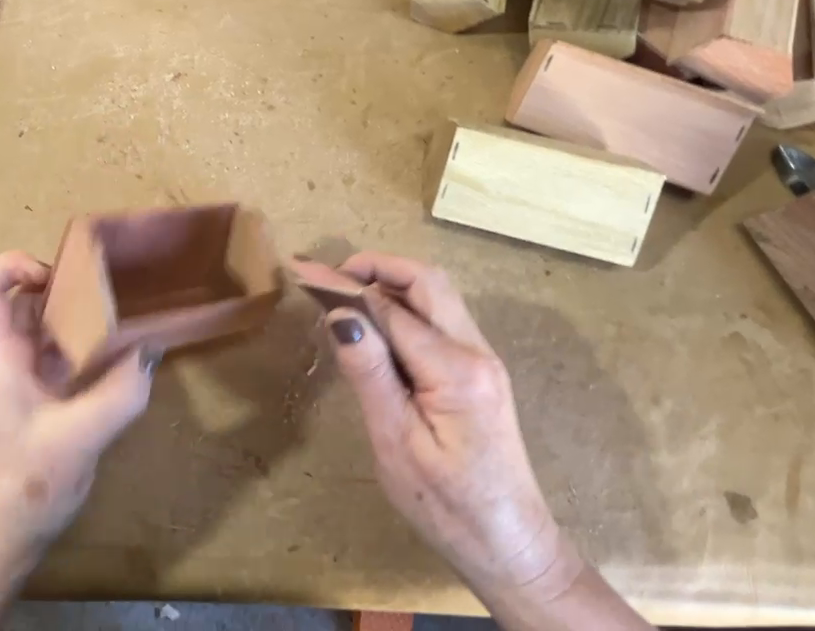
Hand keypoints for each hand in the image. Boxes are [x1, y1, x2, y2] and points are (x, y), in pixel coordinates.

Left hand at [0, 250, 157, 561]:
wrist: (1, 536)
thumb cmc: (26, 484)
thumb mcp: (81, 438)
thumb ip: (119, 393)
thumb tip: (150, 351)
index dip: (12, 265)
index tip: (55, 277)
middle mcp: (0, 358)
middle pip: (18, 299)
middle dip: (58, 287)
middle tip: (102, 294)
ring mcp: (14, 377)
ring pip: (37, 326)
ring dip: (72, 318)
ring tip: (114, 319)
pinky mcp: (31, 397)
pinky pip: (52, 354)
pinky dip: (79, 346)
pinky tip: (112, 356)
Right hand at [315, 253, 576, 603]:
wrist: (510, 549)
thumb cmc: (447, 507)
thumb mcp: (396, 443)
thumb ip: (369, 372)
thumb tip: (340, 313)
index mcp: (455, 370)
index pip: (391, 306)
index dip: (344, 285)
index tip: (303, 273)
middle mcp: (476, 352)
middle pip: (426, 281)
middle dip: (374, 266)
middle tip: (327, 277)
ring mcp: (482, 360)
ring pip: (435, 296)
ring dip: (388, 283)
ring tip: (342, 296)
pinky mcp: (478, 372)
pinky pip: (438, 320)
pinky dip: (402, 307)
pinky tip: (373, 328)